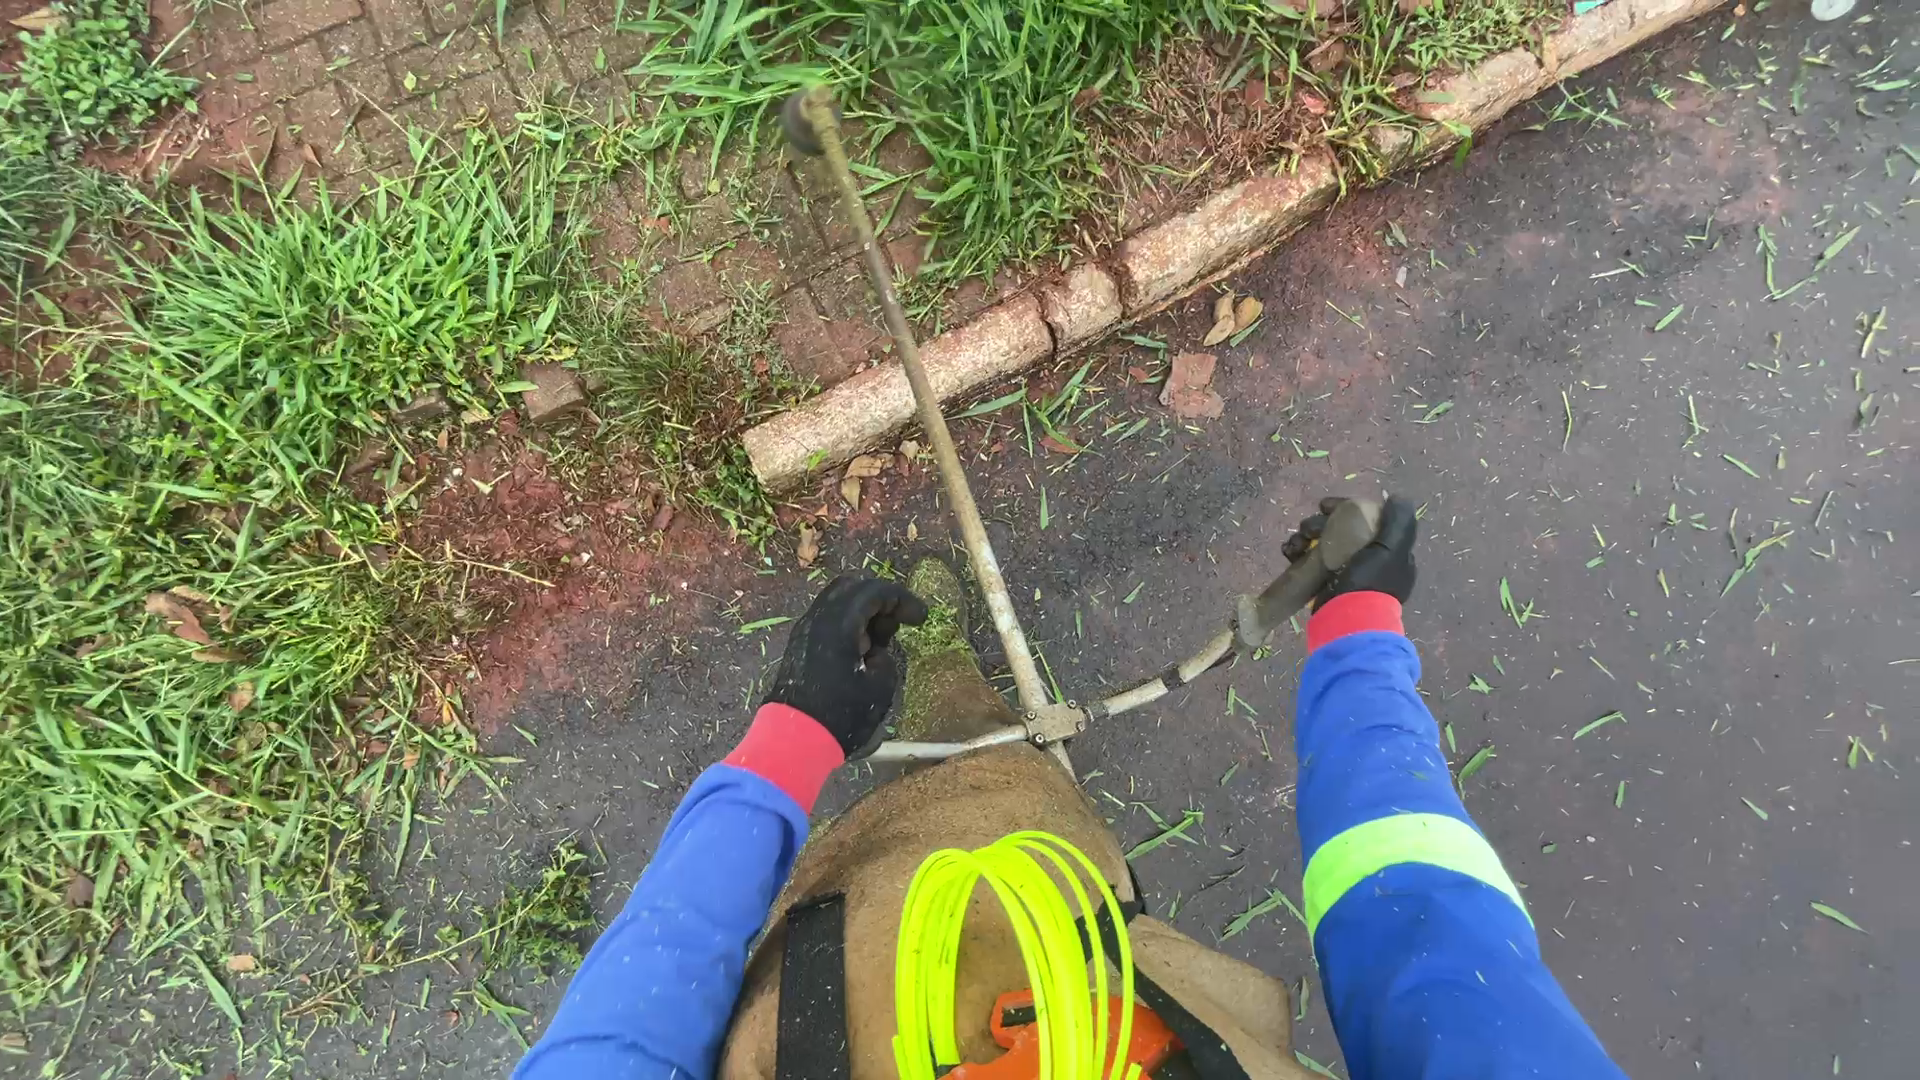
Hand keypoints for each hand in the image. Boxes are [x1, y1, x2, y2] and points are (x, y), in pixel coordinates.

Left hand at [763, 575, 927, 757]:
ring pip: (839, 601)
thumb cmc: (841, 714)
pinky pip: (830, 619)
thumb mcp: (880, 687)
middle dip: (882, 599)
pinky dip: (850, 625)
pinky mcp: (800, 644)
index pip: (875, 591)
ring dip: (865, 613)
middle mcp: (819, 618)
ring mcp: (806, 629)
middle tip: (898, 624)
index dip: (903, 600)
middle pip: (854, 587)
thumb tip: (875, 653)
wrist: (794, 740)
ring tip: (879, 643)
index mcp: (840, 623)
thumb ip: (885, 658)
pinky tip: (860, 652)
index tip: (921, 620)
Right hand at [1281, 495, 1417, 609]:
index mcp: (1387, 549)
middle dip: (1317, 524)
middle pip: (1338, 529)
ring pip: (1319, 542)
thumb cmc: (1369, 582)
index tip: (1323, 506)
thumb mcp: (1392, 548)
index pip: (1364, 518)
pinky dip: (1296, 553)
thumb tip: (1395, 496)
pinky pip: (1308, 559)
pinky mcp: (1324, 582)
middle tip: (1305, 530)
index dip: (1343, 507)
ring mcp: (1344, 571)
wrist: (1347, 620)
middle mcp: (1367, 558)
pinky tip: (1288, 554)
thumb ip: (1398, 521)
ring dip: (1302, 538)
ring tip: (1292, 545)